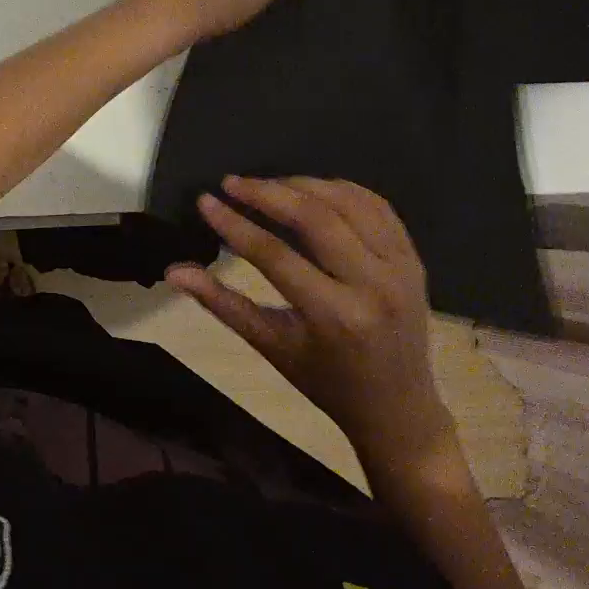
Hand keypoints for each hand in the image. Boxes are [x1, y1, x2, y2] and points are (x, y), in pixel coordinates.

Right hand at [165, 176, 451, 461]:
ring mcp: (400, 268)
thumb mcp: (270, 346)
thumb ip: (222, 303)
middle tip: (231, 183)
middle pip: (316, 218)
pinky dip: (340, 190)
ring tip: (265, 185)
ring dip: (302, 185)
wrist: (397, 405)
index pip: (275, 255)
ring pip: (348, 203)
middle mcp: (373, 285)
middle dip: (267, 193)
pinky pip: (378, 207)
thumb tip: (174, 271)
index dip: (235, 225)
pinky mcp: (414, 258)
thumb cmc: (325, 381)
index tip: (206, 202)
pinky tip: (309, 190)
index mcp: (333, 316)